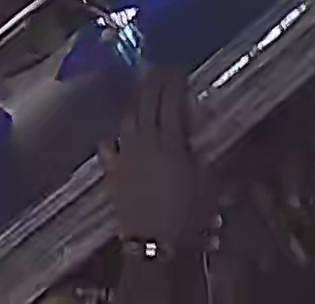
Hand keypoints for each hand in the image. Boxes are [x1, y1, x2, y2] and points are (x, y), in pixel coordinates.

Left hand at [99, 71, 207, 245]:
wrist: (153, 246)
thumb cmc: (186, 213)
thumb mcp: (205, 178)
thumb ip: (203, 149)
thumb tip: (205, 126)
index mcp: (171, 142)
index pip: (171, 101)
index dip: (175, 81)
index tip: (180, 69)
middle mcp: (146, 143)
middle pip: (148, 103)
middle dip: (154, 82)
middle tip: (161, 69)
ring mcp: (126, 157)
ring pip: (128, 119)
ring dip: (136, 100)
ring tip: (143, 90)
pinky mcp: (113, 173)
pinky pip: (108, 146)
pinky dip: (112, 134)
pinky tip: (114, 129)